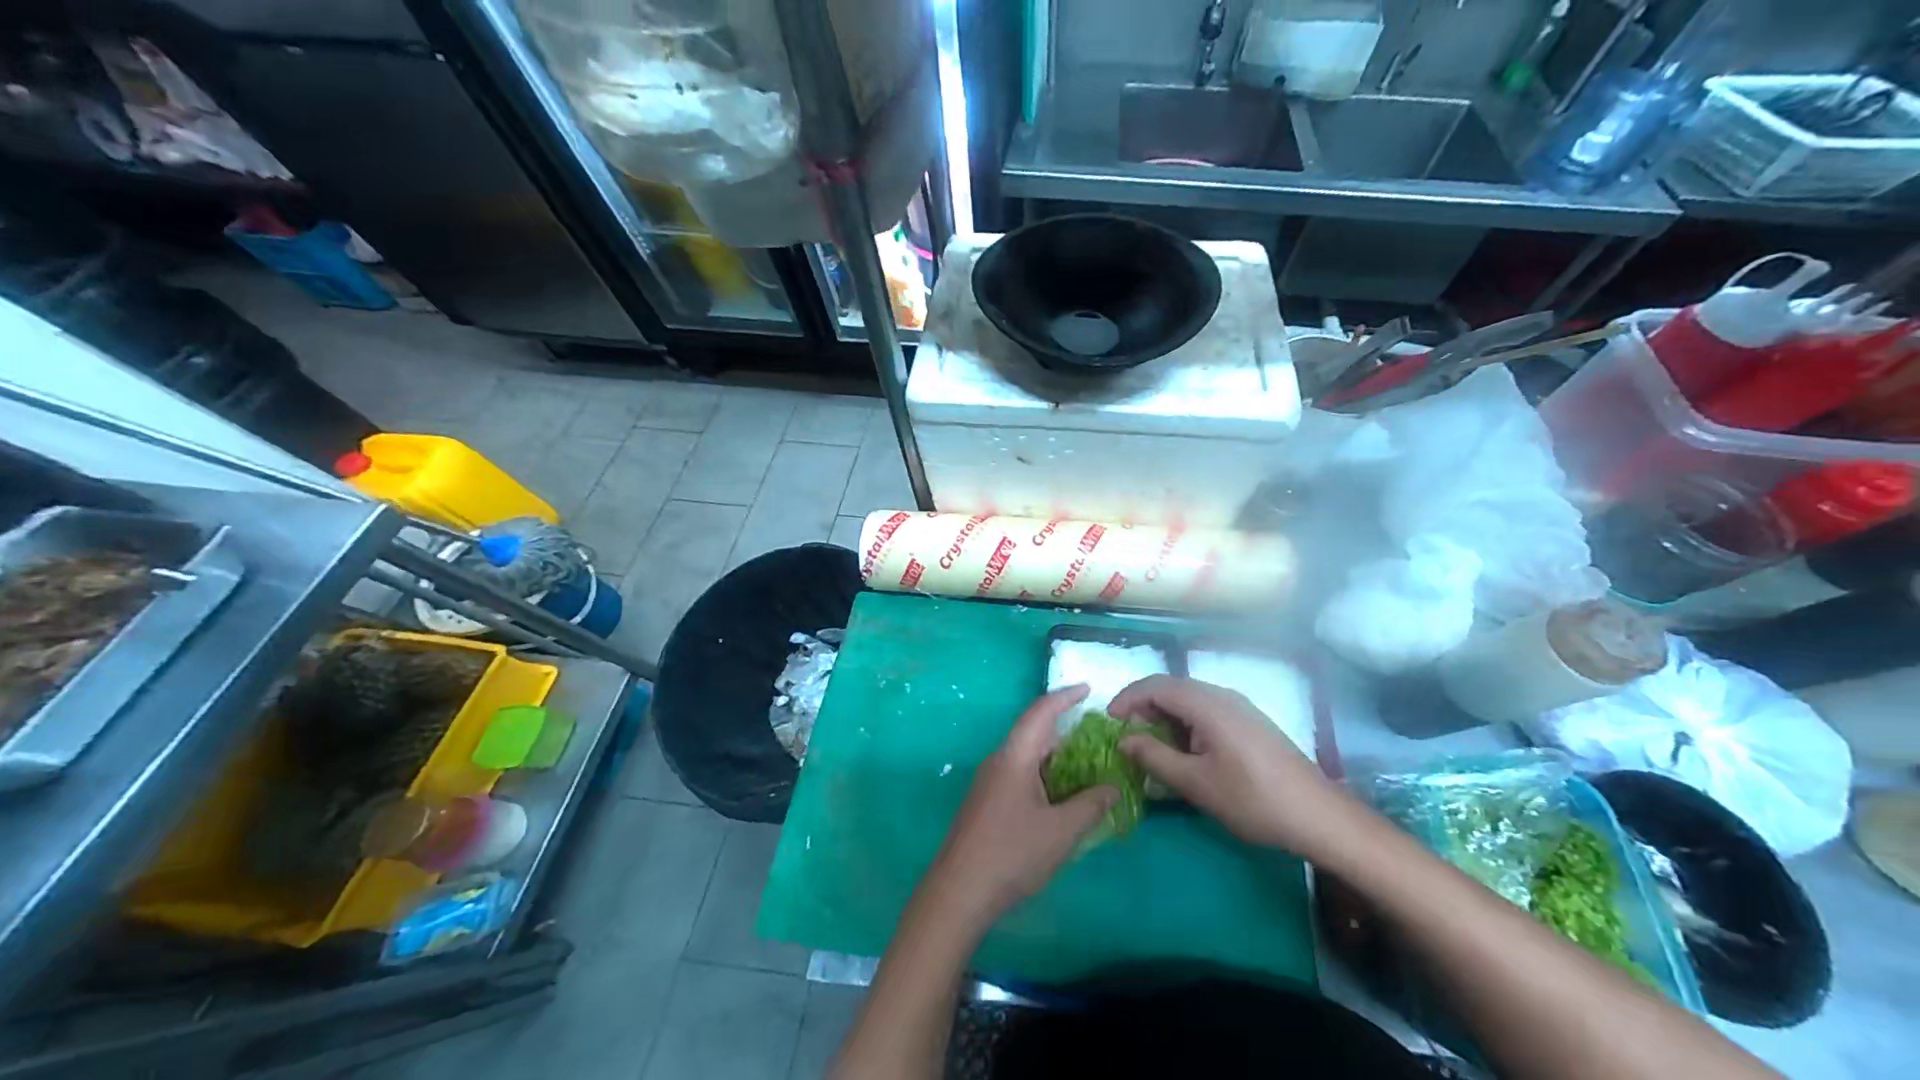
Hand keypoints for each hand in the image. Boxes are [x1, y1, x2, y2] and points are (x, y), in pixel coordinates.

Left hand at [925, 685, 1116, 925]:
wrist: (959, 892)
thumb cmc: (1012, 854)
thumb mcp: (1062, 831)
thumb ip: (1091, 805)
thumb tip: (1113, 787)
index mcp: (1014, 756)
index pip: (1040, 712)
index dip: (1064, 696)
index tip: (1088, 689)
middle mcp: (999, 761)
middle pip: (1033, 732)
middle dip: (1064, 728)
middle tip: (1098, 733)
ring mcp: (989, 783)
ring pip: (1027, 756)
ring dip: (1055, 756)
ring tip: (1087, 764)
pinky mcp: (987, 804)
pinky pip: (1020, 775)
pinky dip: (1044, 776)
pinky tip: (1062, 795)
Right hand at [1110, 674, 1356, 858]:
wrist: (1318, 816)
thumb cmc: (1252, 799)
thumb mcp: (1195, 783)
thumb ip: (1154, 756)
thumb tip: (1124, 739)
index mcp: (1208, 705)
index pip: (1156, 686)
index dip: (1128, 698)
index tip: (1109, 721)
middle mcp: (1224, 696)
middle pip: (1173, 688)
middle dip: (1144, 706)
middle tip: (1126, 733)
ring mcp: (1240, 708)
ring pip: (1190, 699)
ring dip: (1165, 715)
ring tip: (1150, 743)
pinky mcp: (1250, 723)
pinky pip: (1207, 710)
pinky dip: (1185, 722)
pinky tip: (1184, 749)